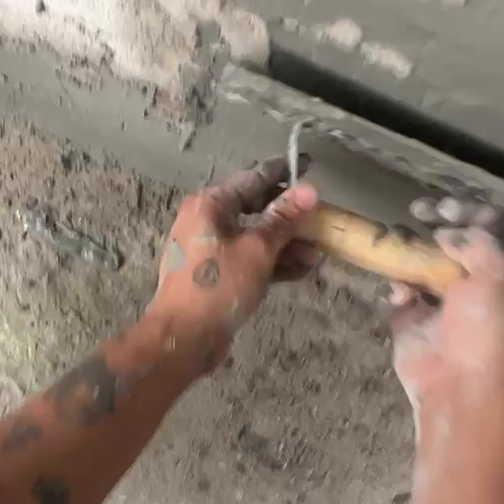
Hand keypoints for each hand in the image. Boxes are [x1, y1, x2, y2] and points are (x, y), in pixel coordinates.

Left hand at [147, 158, 320, 348]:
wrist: (184, 338)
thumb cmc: (218, 287)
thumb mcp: (257, 250)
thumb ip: (283, 220)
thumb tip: (309, 191)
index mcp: (209, 206)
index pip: (253, 179)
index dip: (283, 173)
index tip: (309, 165)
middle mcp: (205, 223)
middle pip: (254, 209)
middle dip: (289, 216)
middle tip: (320, 217)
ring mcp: (209, 252)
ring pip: (253, 238)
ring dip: (285, 244)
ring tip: (318, 251)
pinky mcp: (215, 277)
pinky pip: (248, 261)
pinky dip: (272, 263)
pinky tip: (302, 269)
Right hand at [388, 201, 503, 403]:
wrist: (460, 385)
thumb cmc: (488, 329)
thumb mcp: (497, 274)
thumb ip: (476, 241)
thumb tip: (448, 232)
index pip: (496, 228)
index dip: (476, 211)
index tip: (452, 208)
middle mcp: (478, 284)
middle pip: (457, 241)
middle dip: (439, 223)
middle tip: (419, 211)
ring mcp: (442, 303)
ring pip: (425, 263)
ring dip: (412, 250)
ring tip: (398, 239)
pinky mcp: (411, 321)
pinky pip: (400, 293)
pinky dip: (396, 286)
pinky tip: (399, 289)